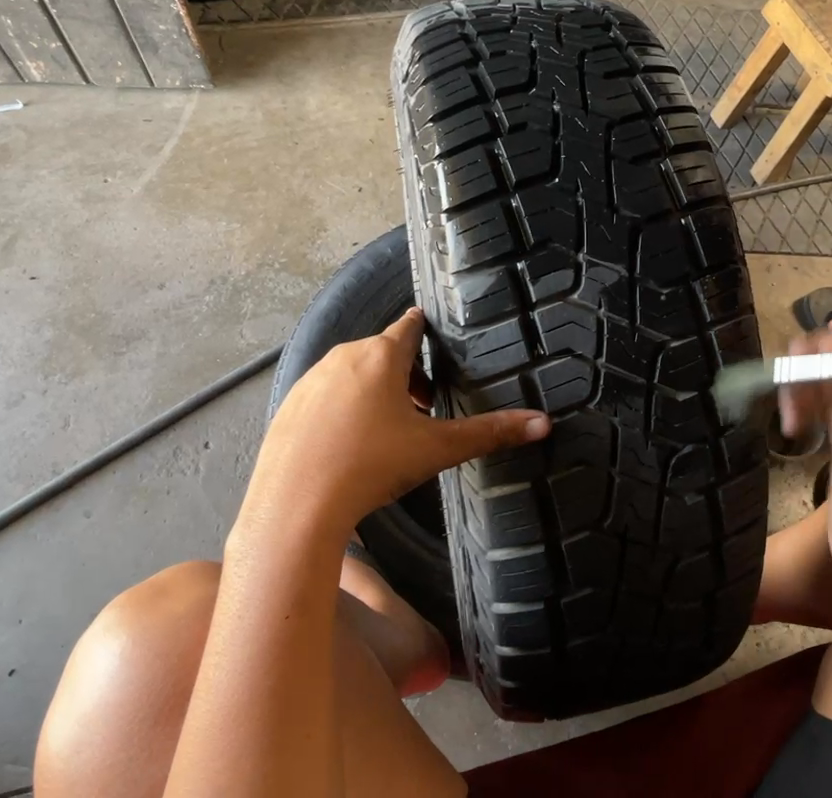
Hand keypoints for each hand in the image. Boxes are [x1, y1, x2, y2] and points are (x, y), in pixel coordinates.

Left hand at [248, 308, 550, 530]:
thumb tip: (542, 424)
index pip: (410, 326)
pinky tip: (349, 446)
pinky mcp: (289, 405)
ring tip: (389, 431)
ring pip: (352, 373)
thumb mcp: (436, 449)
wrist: (295, 504)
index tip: (434, 339)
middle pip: (383, 352)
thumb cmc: (370, 466)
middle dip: (406, 374)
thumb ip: (489, 433)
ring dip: (374, 391)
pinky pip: (324, 396)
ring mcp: (311, 380)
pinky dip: (342, 409)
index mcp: (382, 356)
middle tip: (424, 408)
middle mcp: (344, 357)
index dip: (425, 331)